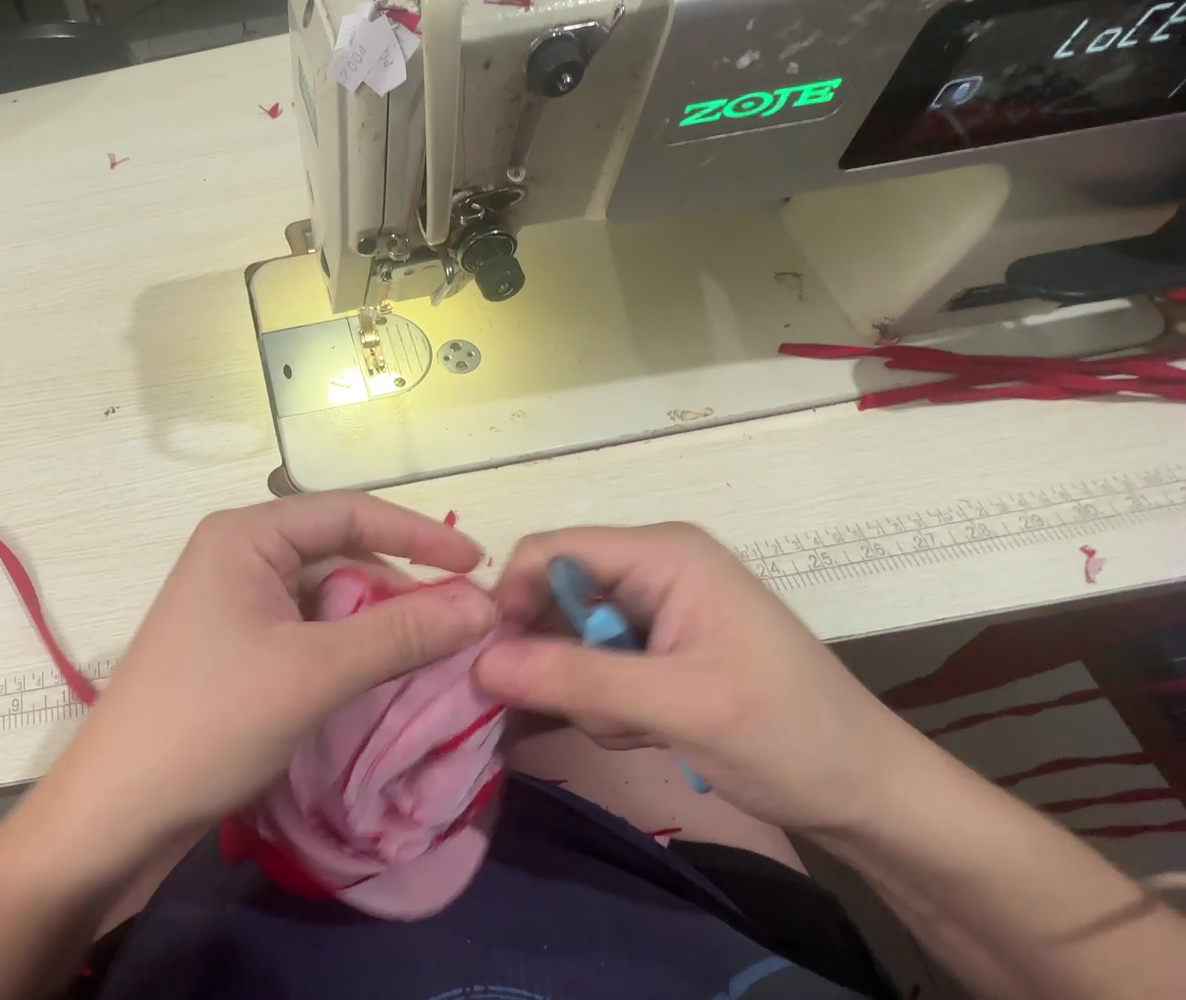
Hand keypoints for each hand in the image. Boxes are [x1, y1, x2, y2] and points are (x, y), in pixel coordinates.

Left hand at [42, 492, 496, 851]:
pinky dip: (348, 648)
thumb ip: (401, 633)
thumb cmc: (210, 721)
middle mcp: (239, 555)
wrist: (121, 805)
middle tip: (463, 628)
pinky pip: (307, 630)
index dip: (419, 534)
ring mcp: (234, 601)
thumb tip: (484, 605)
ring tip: (433, 656)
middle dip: (400, 588)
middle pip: (340, 554)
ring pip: (327, 596)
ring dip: (378, 623)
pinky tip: (382, 674)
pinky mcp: (236, 644)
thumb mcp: (314, 671)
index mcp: (246, 535)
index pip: (349, 512)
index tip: (479, 565)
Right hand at [472, 523, 932, 832]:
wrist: (869, 796)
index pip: (547, 551)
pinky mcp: (653, 645)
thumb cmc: (789, 736)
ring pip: (564, 636)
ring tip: (633, 727)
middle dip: (554, 657)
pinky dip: (598, 702)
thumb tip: (479, 663)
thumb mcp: (680, 706)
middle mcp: (650, 568)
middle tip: (586, 710)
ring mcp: (652, 608)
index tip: (498, 665)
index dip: (513, 601)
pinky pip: (589, 663)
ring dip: (581, 689)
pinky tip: (641, 730)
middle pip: (551, 595)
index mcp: (663, 553)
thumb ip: (576, 678)